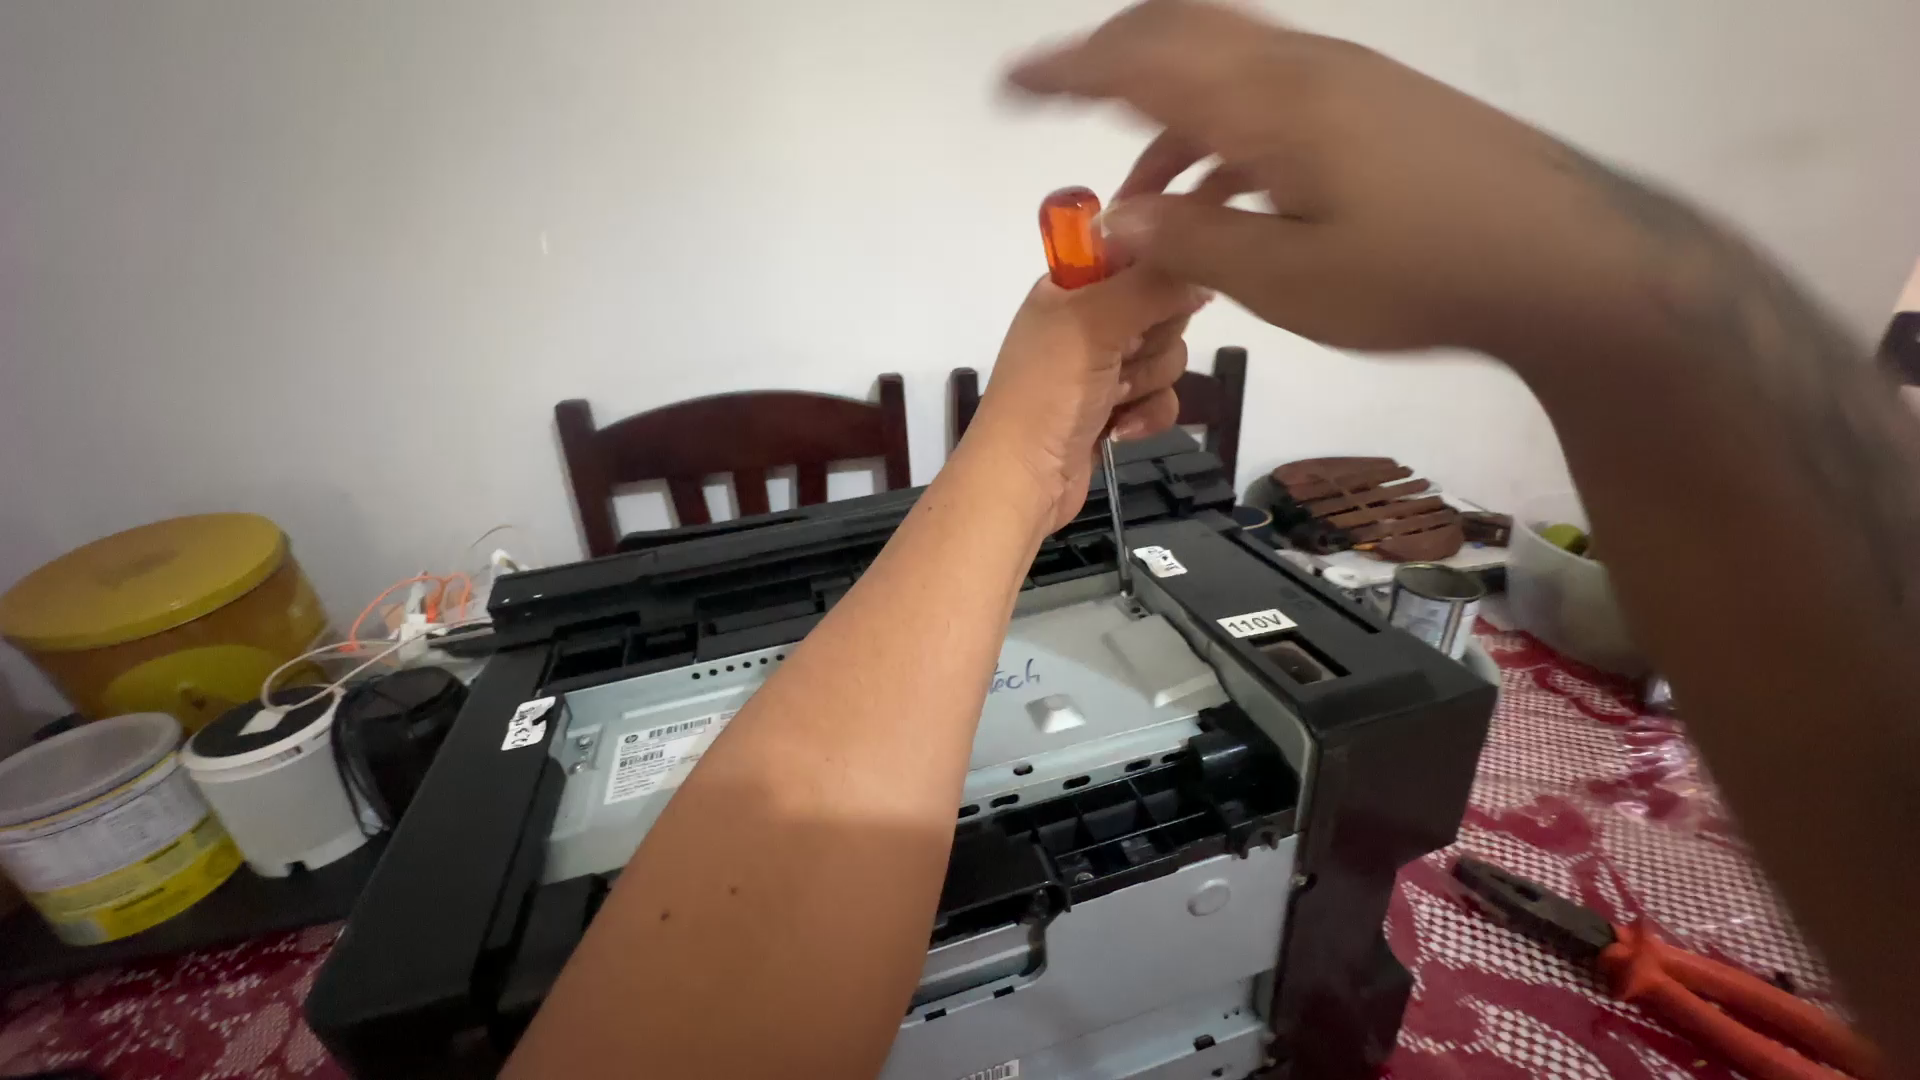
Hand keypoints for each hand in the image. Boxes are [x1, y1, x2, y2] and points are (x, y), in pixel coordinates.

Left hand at [964, 270, 1210, 531]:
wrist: (1023, 479)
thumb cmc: (1047, 392)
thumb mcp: (1094, 322)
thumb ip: (1151, 286)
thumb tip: (1204, 275)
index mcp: (1069, 289)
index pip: (1135, 256)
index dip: (1153, 277)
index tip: (1152, 299)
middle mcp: (1086, 323)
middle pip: (1162, 307)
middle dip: (1151, 339)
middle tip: (1120, 356)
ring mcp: (1102, 369)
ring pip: (1167, 356)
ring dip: (1145, 382)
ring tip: (1109, 398)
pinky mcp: (1116, 410)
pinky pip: (1161, 398)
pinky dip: (1146, 415)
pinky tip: (1119, 429)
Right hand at [1007, 0, 1635, 357]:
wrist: (1561, 261)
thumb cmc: (1417, 278)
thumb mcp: (1284, 280)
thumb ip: (1188, 241)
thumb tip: (1113, 217)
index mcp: (1272, 105)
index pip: (1143, 64)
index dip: (1066, 73)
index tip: (1010, 84)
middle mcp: (1302, 70)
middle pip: (1180, 33)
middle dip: (1107, 64)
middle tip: (1060, 104)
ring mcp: (1341, 81)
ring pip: (1223, 67)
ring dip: (1164, 117)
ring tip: (1140, 193)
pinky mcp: (1367, 105)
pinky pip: (1265, 98)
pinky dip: (1216, 134)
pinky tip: (1214, 194)